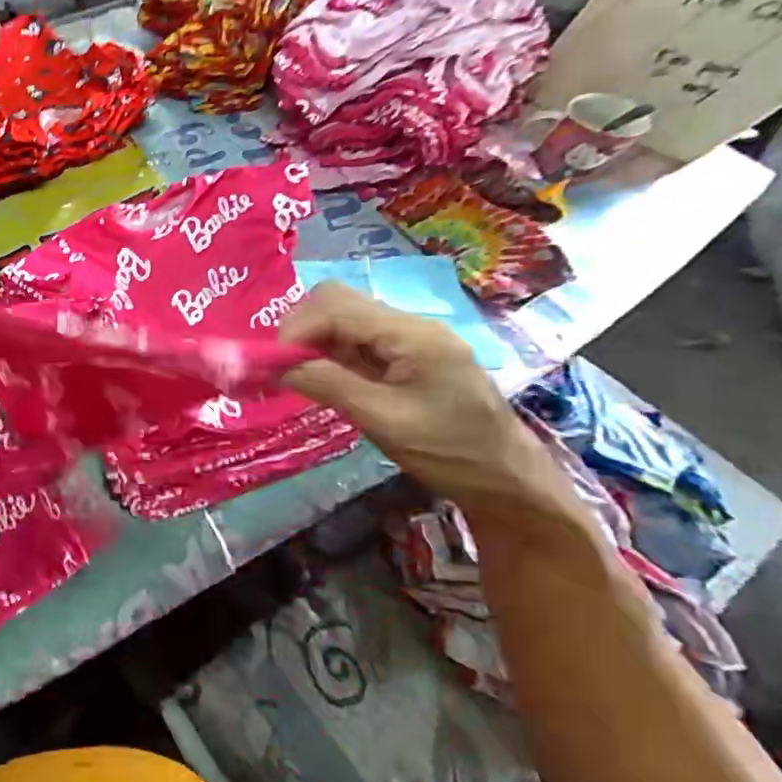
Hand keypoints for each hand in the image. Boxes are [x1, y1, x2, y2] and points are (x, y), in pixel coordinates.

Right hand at [279, 282, 574, 522]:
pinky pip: (355, 338)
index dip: (294, 330)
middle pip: (336, 300)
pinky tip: (325, 379)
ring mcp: (410, 337)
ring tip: (300, 376)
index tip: (272, 366)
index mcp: (411, 334)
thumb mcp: (382, 420)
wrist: (508, 481)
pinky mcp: (406, 354)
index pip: (334, 306)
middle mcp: (410, 324)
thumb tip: (273, 366)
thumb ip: (327, 384)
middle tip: (285, 368)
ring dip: (313, 341)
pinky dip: (329, 352)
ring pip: (342, 317)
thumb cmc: (449, 453)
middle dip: (300, 329)